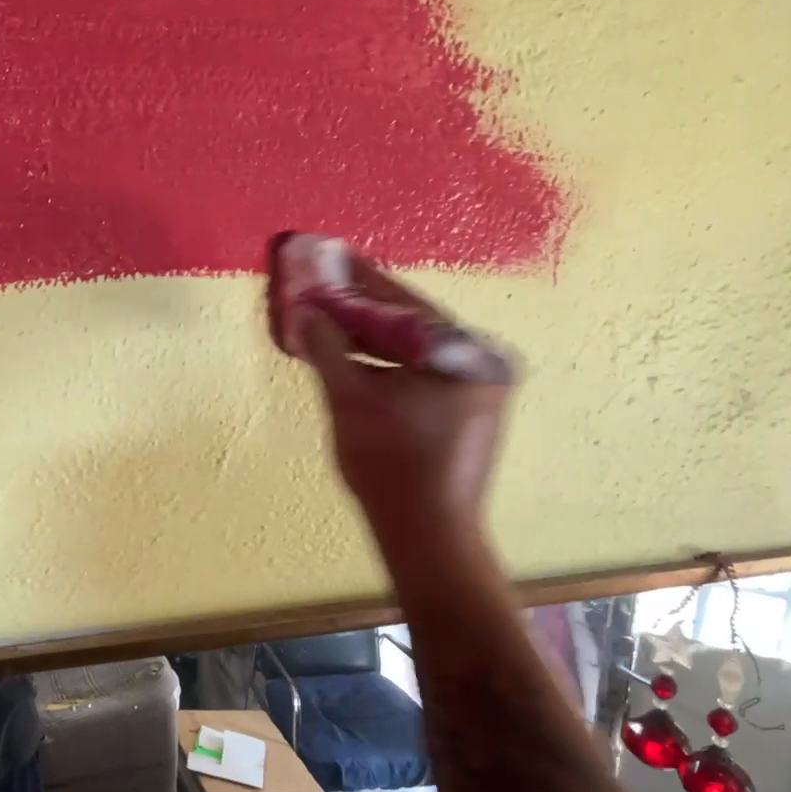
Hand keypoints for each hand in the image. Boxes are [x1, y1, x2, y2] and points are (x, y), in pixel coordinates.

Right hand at [268, 240, 512, 537]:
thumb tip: (306, 309)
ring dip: (371, 337)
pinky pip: (421, 371)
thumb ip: (327, 345)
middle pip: (410, 323)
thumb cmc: (389, 463)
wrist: (427, 534)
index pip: (402, 301)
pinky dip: (386, 363)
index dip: (358, 280)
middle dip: (361, 308)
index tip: (329, 257)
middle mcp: (484, 362)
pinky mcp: (468, 411)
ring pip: (414, 349)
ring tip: (329, 320)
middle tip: (322, 288)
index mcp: (466, 352)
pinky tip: (353, 356)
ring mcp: (481, 388)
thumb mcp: (349, 396)